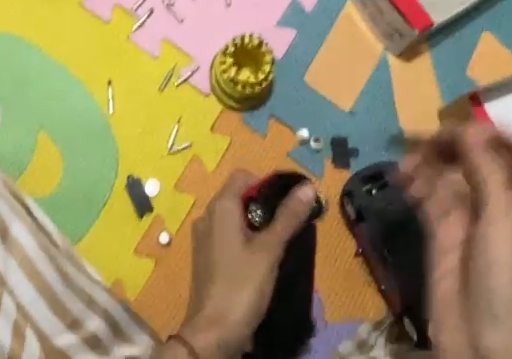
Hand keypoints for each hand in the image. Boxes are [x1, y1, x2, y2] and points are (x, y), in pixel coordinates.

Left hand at [175, 169, 319, 358]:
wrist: (212, 334)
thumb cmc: (241, 286)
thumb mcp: (269, 250)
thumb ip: (288, 217)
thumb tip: (308, 185)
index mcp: (219, 207)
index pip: (243, 176)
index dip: (267, 184)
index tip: (288, 204)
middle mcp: (207, 216)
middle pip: (238, 196)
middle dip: (264, 205)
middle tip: (288, 225)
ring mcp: (203, 238)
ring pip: (232, 218)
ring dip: (255, 224)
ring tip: (278, 244)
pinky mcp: (205, 258)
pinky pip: (226, 236)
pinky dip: (243, 239)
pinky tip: (260, 260)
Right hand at [402, 124, 511, 358]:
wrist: (479, 345)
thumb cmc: (504, 285)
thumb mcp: (501, 224)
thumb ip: (487, 171)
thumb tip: (471, 127)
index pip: (511, 152)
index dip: (488, 134)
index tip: (460, 126)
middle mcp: (497, 201)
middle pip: (473, 157)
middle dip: (448, 145)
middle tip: (422, 144)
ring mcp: (467, 214)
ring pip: (446, 171)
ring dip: (426, 162)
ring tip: (406, 167)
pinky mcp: (441, 228)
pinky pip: (427, 192)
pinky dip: (415, 181)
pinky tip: (403, 181)